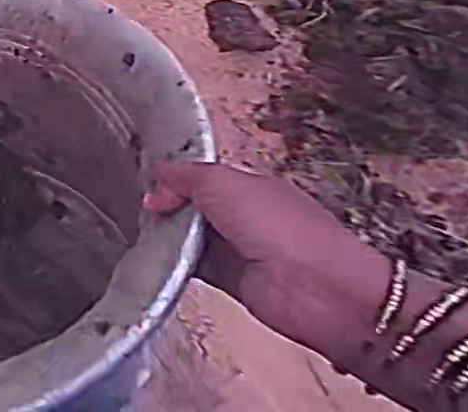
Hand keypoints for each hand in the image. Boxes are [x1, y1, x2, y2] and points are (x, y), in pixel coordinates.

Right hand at [145, 161, 390, 365]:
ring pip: (189, 234)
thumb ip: (180, 176)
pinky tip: (156, 251)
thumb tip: (156, 188)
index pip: (202, 176)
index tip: (149, 178)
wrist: (321, 292)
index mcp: (250, 187)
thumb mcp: (218, 180)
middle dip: (168, 203)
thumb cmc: (279, 225)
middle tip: (147, 204)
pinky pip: (193, 264)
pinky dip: (174, 259)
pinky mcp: (233, 280)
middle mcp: (246, 217)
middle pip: (192, 204)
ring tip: (145, 226)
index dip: (175, 175)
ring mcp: (241, 250)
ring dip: (169, 232)